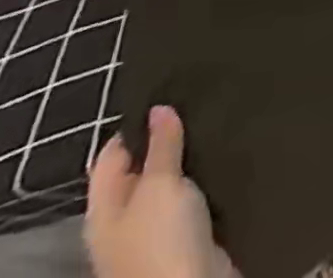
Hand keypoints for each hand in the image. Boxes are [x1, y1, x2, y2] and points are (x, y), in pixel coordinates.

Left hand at [85, 106, 239, 277]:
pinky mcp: (186, 234)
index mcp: (105, 207)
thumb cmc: (162, 237)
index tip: (171, 94)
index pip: (112, 154)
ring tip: (219, 123)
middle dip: (169, 139)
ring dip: (191, 158)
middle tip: (201, 103)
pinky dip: (206, 178)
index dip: (136, 125)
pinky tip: (227, 157)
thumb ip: (162, 146)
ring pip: (171, 182)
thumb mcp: (160, 185)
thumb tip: (159, 108)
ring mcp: (155, 228)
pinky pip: (193, 197)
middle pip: (142, 168)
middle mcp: (125, 217)